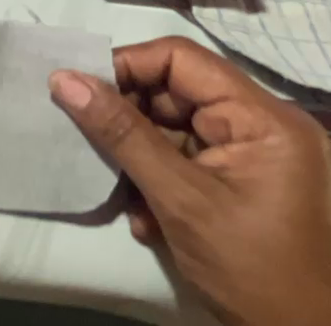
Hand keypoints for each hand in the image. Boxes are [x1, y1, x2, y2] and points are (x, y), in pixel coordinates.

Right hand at [49, 37, 330, 325]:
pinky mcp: (256, 189)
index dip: (124, 66)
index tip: (80, 94)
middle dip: (128, 121)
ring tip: (124, 195)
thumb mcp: (180, 199)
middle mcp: (268, 129)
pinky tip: (147, 217)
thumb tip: (62, 78)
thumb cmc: (260, 272)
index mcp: (265, 120)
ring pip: (176, 131)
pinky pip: (192, 161)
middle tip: (94, 147)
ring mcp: (264, 161)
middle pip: (175, 94)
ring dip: (140, 158)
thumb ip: (121, 133)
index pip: (179, 59)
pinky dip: (162, 181)